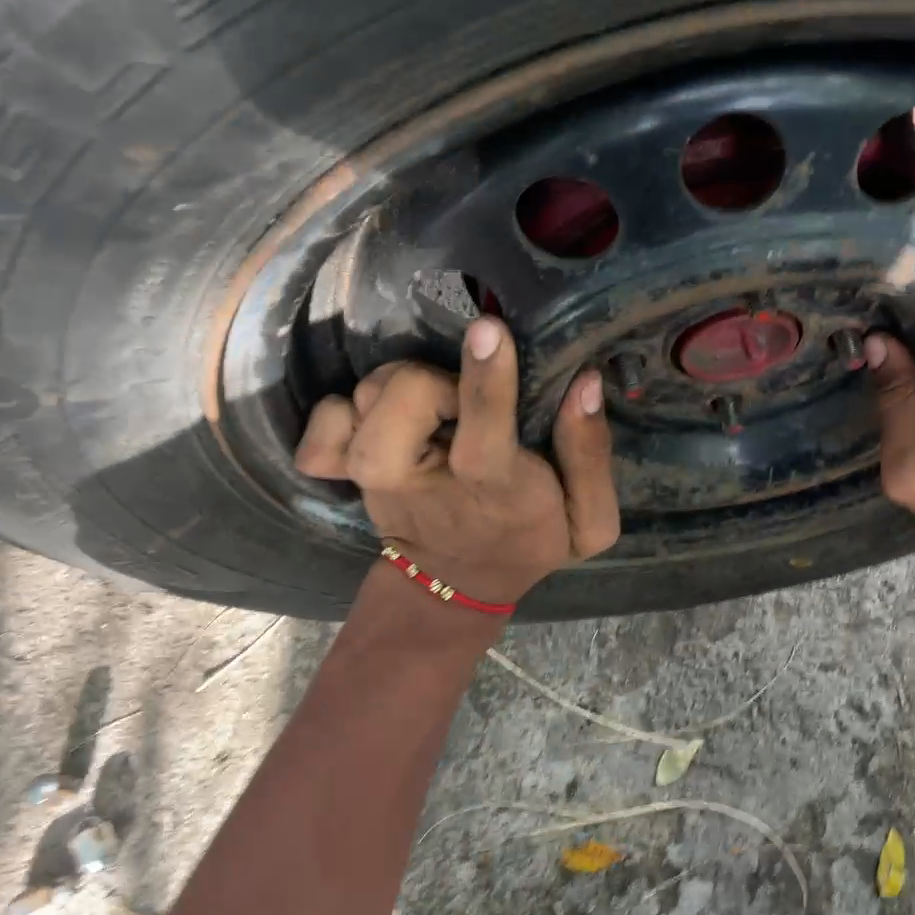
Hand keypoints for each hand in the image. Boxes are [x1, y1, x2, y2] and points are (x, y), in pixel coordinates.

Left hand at [292, 317, 619, 604]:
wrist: (459, 582)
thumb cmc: (532, 536)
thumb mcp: (590, 520)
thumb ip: (592, 455)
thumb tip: (585, 384)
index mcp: (495, 490)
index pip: (483, 435)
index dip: (485, 383)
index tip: (490, 332)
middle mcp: (425, 481)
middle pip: (406, 400)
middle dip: (435, 379)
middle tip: (461, 397)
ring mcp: (376, 479)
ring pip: (366, 397)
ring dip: (400, 387)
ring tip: (434, 409)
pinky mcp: (347, 474)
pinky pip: (323, 424)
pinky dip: (341, 412)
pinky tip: (376, 422)